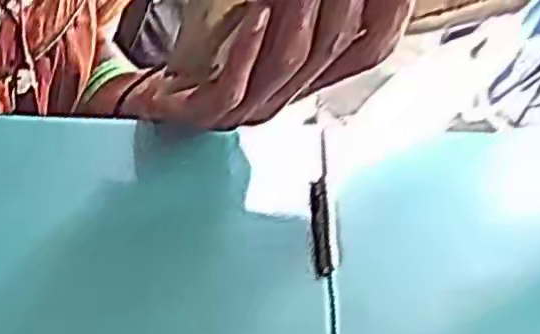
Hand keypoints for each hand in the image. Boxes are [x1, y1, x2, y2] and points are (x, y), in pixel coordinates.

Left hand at [122, 0, 410, 129]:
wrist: (147, 83)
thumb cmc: (208, 48)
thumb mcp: (275, 15)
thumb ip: (311, 7)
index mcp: (304, 75)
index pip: (372, 46)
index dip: (393, 4)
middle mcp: (277, 98)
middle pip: (331, 44)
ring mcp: (240, 112)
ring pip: (290, 61)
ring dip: (301, 7)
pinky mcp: (202, 117)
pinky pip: (234, 87)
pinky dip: (249, 44)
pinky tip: (257, 11)